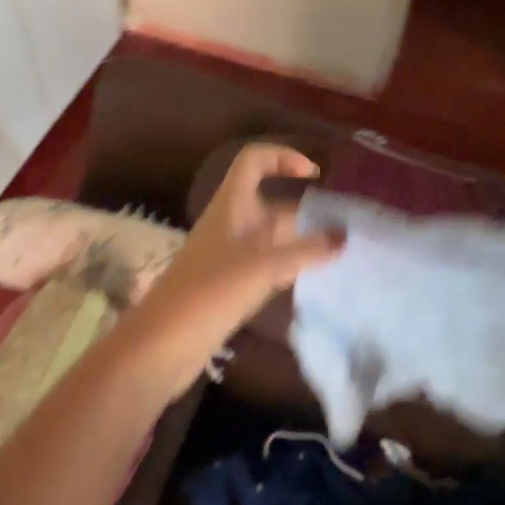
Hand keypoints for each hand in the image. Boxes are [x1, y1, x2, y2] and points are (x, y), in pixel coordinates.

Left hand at [115, 144, 342, 397]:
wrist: (160, 346)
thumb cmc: (210, 293)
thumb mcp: (263, 268)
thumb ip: (306, 251)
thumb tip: (343, 235)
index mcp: (231, 205)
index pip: (254, 160)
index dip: (283, 157)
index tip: (315, 175)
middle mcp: (229, 223)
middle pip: (269, 202)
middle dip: (304, 210)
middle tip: (344, 226)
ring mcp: (227, 256)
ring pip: (270, 237)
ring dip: (300, 241)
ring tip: (339, 253)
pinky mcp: (227, 286)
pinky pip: (265, 265)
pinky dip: (288, 267)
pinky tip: (311, 280)